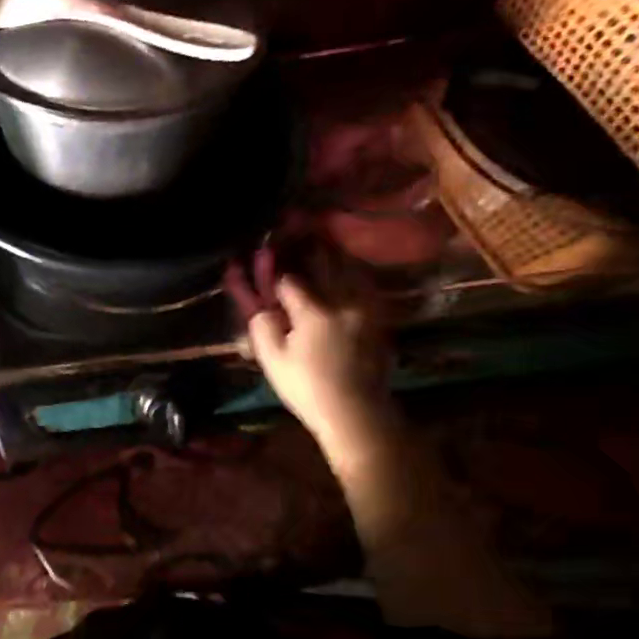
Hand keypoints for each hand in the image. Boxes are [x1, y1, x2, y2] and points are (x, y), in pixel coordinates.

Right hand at [226, 247, 390, 457]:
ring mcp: (365, 312)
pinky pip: (364, 288)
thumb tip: (260, 306)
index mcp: (313, 312)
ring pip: (349, 273)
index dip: (272, 269)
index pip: (288, 281)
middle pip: (324, 266)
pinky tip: (348, 271)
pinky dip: (353, 275)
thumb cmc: (308, 388)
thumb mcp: (273, 360)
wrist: (358, 415)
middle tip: (299, 223)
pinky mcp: (379, 323)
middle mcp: (342, 304)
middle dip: (309, 246)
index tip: (263, 253)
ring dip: (334, 255)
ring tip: (324, 239)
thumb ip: (262, 326)